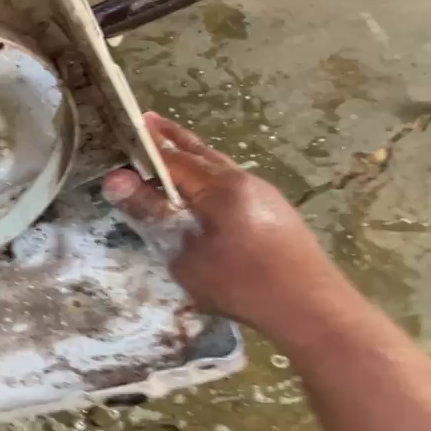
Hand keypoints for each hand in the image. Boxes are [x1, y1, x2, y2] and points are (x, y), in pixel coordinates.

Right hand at [101, 112, 356, 334]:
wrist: (313, 311)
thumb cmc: (241, 283)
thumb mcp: (184, 253)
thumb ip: (151, 215)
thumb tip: (116, 181)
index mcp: (220, 187)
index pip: (171, 158)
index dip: (143, 148)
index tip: (121, 132)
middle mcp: (244, 181)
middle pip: (200, 152)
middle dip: (171, 137)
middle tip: (146, 120)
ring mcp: (263, 195)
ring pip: (218, 166)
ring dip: (191, 155)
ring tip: (169, 148)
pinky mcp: (272, 212)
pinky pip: (230, 182)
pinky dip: (206, 174)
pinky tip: (198, 187)